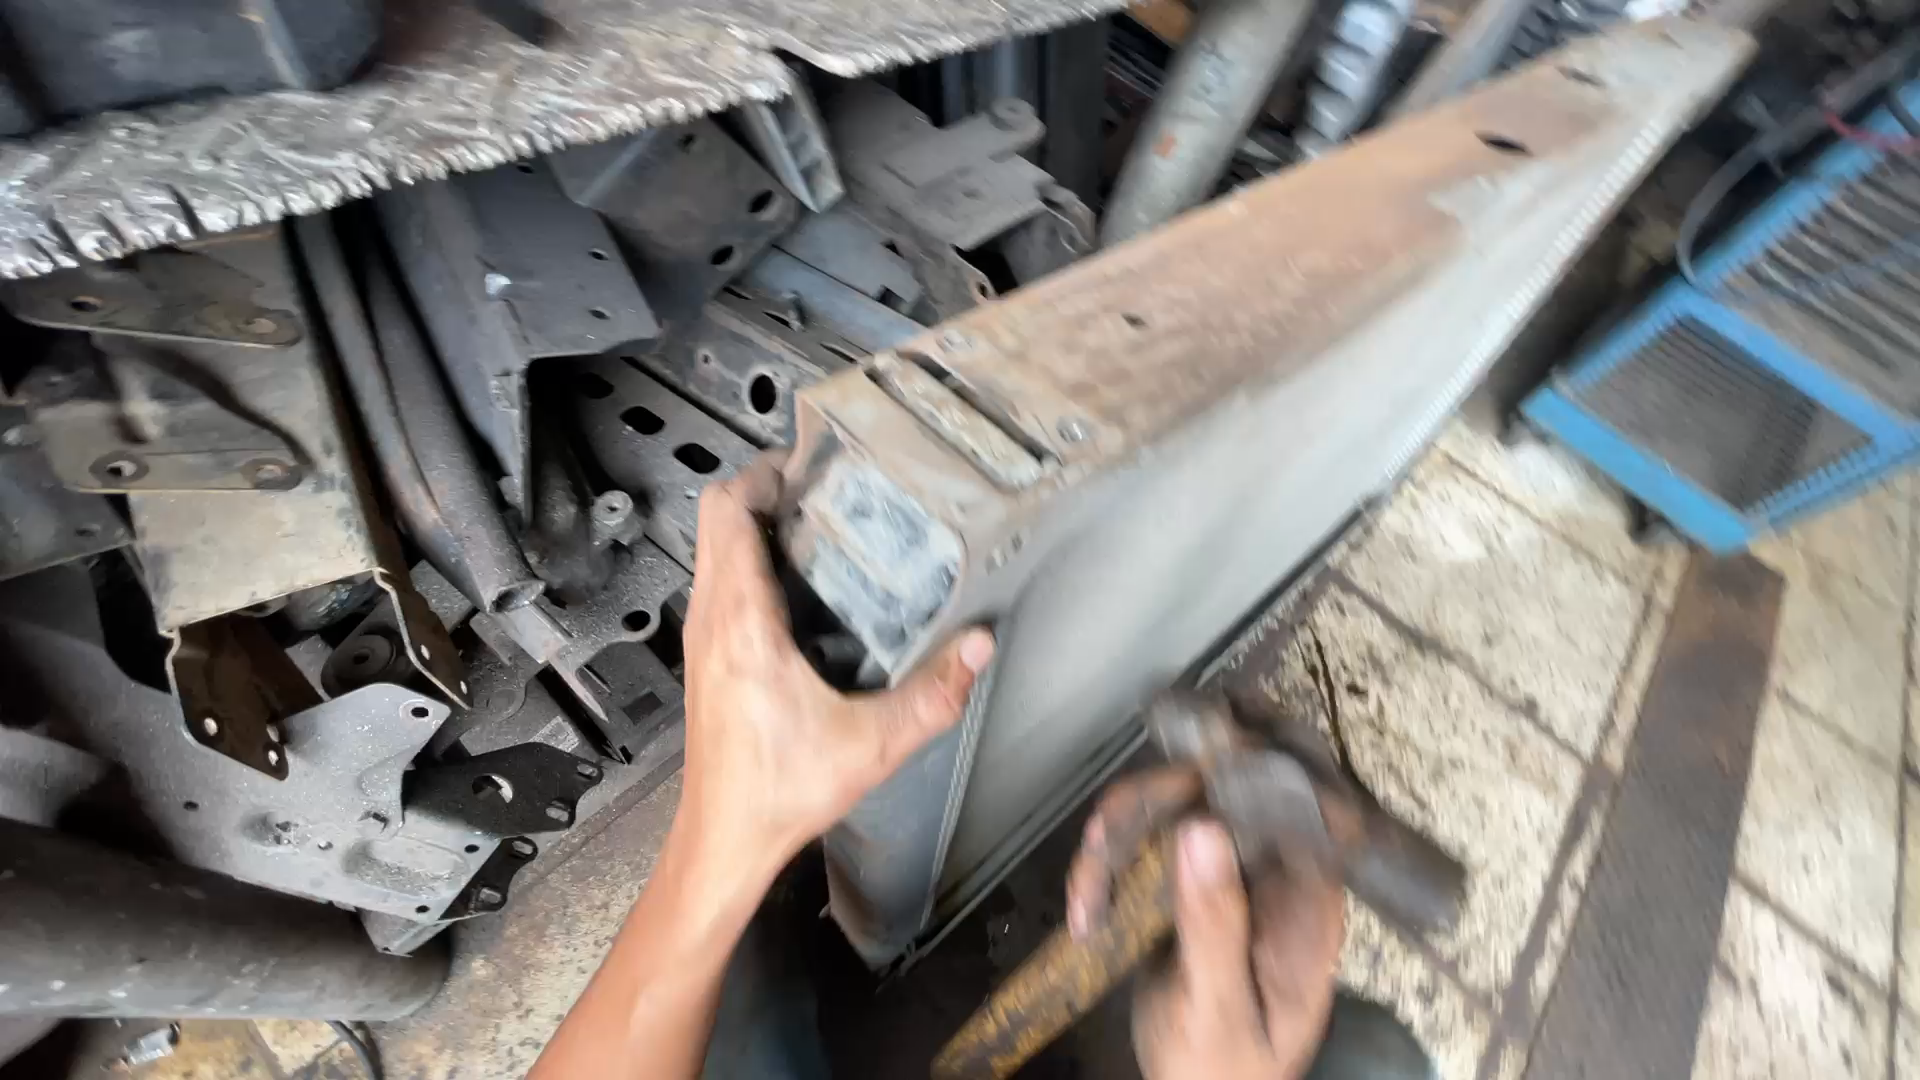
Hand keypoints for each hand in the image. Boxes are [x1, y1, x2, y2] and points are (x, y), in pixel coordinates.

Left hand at [674, 454, 994, 890]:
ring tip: (821, 521)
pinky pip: (720, 578)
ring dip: (757, 521)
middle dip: (767, 488)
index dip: (762, 473)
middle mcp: (711, 617)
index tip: (810, 464)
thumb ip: (932, 696)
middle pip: (717, 517)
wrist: (724, 838)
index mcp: (742, 622)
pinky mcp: (707, 653)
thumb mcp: (871, 745)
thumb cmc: (780, 791)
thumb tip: (978, 647)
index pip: (728, 512)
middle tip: (827, 487)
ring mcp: (703, 634)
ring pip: (715, 547)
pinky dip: (750, 555)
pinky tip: (803, 579)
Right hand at [1065, 770, 1343, 1079]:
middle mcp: (1269, 865)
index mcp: (1305, 898)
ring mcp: (1223, 862)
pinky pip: (1141, 828)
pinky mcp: (1183, 868)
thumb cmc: (1222, 1069)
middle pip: (1216, 785)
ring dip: (1116, 832)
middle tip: (1100, 844)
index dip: (1241, 772)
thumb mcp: (1220, 1009)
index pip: (1290, 803)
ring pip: (1170, 799)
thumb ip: (1216, 925)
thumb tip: (1202, 827)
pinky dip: (1105, 855)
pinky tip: (1087, 904)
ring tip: (1087, 895)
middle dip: (1149, 805)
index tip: (1183, 773)